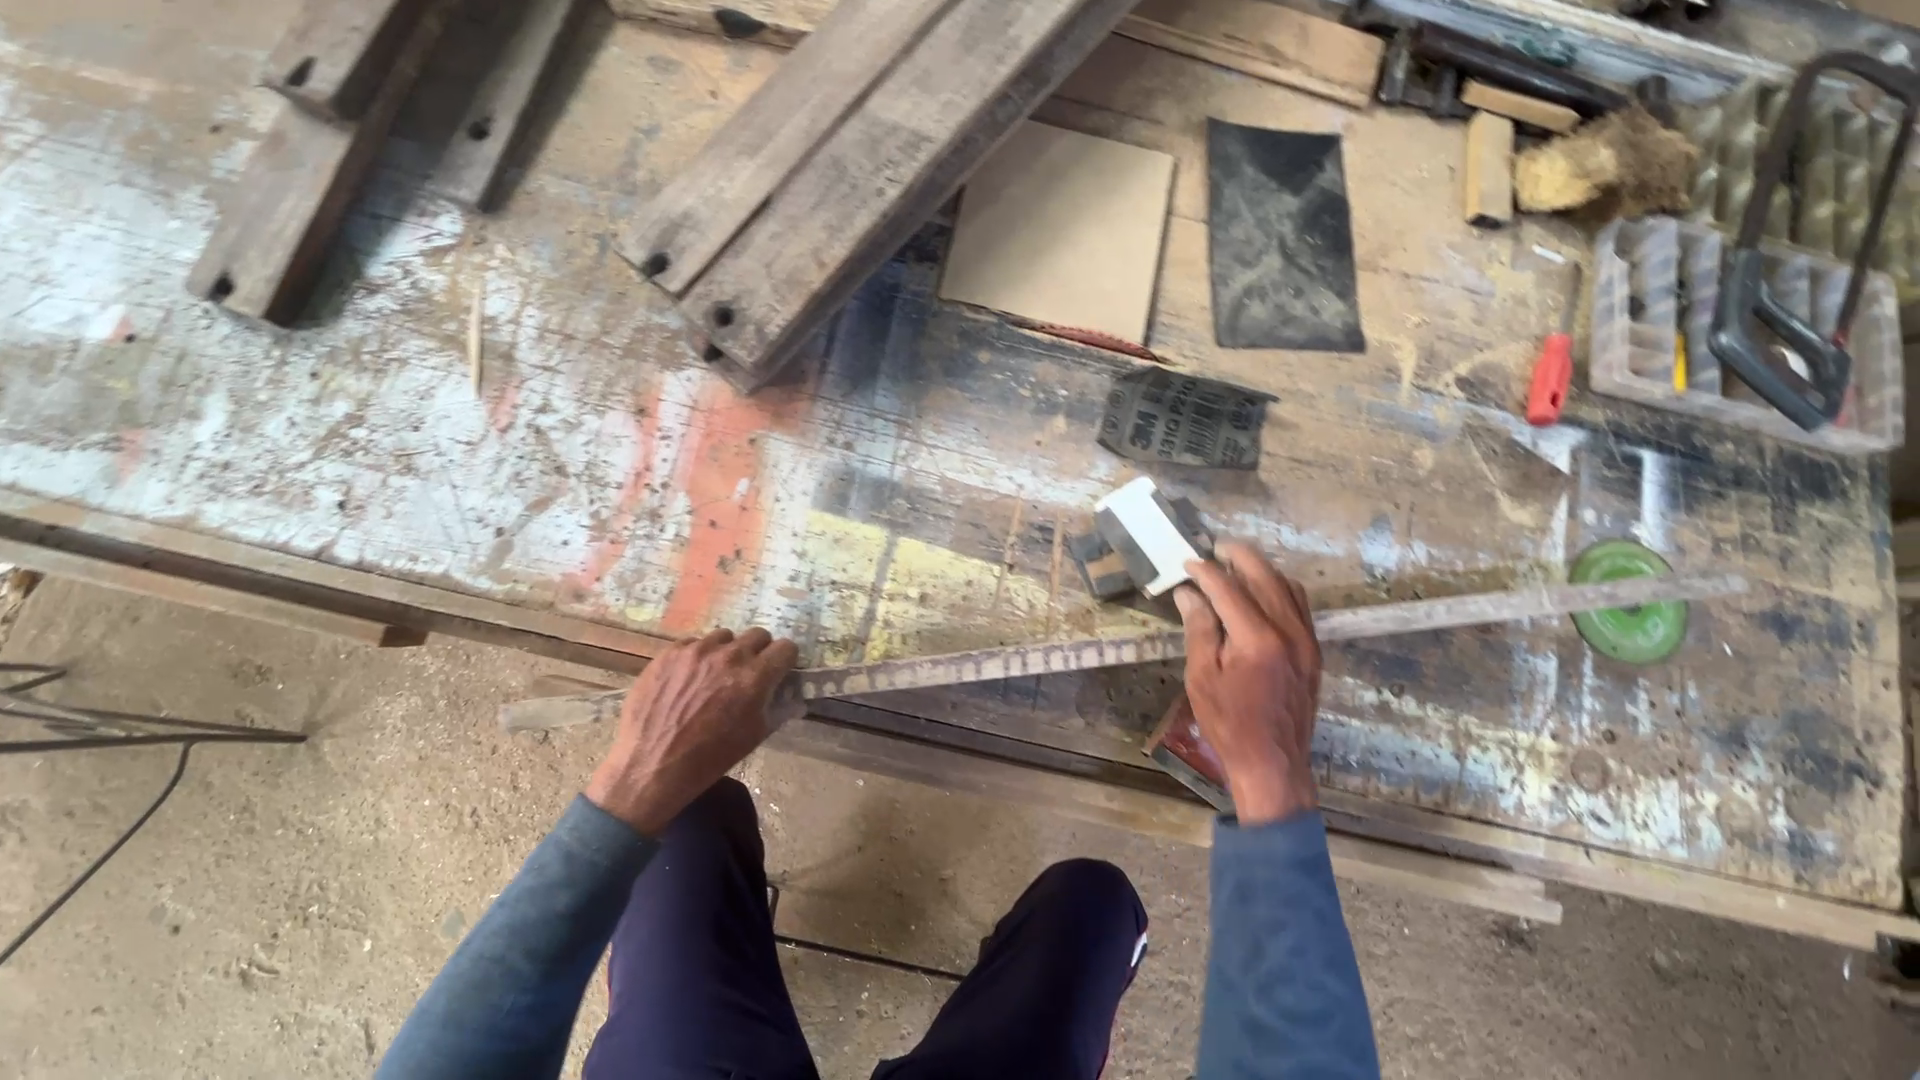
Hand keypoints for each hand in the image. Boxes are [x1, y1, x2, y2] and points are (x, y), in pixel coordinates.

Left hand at [584, 627, 798, 834]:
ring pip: (724, 636)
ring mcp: (696, 651)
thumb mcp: (754, 737)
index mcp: (754, 678)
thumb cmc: (709, 757)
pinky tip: (687, 679)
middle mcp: (728, 656)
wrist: (652, 765)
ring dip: (727, 651)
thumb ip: (778, 710)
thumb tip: (795, 699)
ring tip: (714, 674)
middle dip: (759, 651)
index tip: (779, 670)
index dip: (785, 659)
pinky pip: (692, 643)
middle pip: (757, 635)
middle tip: (749, 672)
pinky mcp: (669, 653)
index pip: (785, 648)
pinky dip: (697, 656)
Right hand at [1171, 541, 1322, 825]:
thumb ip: (1199, 629)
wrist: (1272, 762)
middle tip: (1216, 548)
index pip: (1228, 589)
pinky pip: (1300, 607)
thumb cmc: (1228, 723)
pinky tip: (1262, 592)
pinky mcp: (1314, 652)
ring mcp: (1307, 641)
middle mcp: (1289, 632)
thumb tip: (1189, 593)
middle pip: (1265, 578)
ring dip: (1262, 570)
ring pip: (1288, 588)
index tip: (1187, 564)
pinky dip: (1280, 590)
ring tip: (1238, 565)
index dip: (1205, 572)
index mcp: (1257, 639)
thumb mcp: (1201, 676)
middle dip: (1239, 557)